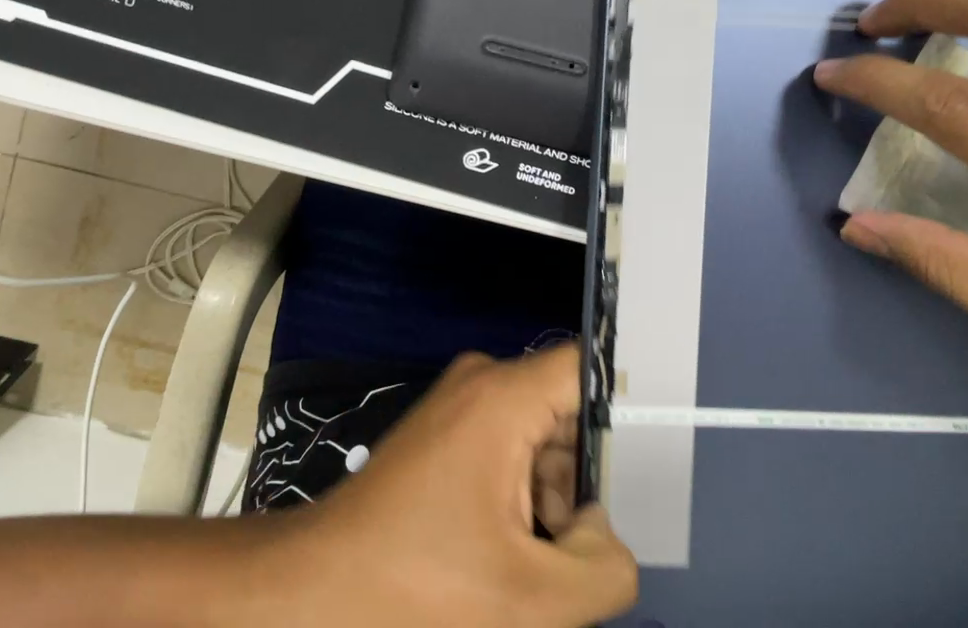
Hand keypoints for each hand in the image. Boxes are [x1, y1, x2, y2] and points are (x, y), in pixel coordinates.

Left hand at [281, 344, 637, 627]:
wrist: (313, 591)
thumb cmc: (416, 587)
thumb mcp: (532, 598)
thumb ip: (606, 567)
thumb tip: (607, 536)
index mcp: (504, 397)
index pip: (591, 369)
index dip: (630, 410)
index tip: (654, 462)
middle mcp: (482, 384)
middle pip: (569, 417)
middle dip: (582, 483)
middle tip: (568, 545)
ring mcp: (459, 409)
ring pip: (541, 443)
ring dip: (550, 503)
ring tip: (525, 561)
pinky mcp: (444, 436)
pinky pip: (509, 454)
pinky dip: (520, 501)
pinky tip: (503, 552)